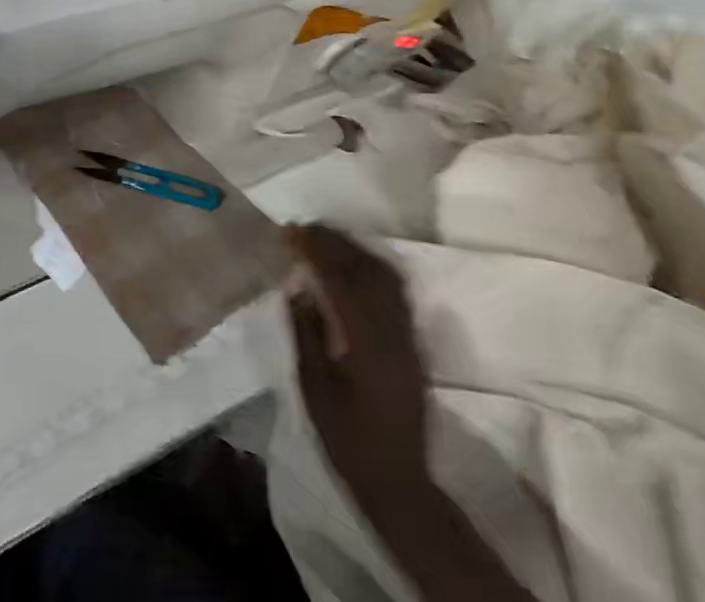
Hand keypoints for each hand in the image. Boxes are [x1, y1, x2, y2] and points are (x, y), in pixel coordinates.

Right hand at [285, 225, 431, 497]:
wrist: (397, 477)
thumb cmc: (345, 436)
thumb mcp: (312, 385)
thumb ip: (306, 331)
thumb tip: (296, 286)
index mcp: (365, 342)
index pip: (341, 279)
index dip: (315, 250)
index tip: (289, 233)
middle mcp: (394, 331)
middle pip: (367, 270)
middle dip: (335, 242)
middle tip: (303, 228)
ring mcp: (409, 336)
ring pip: (386, 276)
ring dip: (355, 251)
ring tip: (324, 239)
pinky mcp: (414, 343)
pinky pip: (396, 291)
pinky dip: (372, 267)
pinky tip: (353, 265)